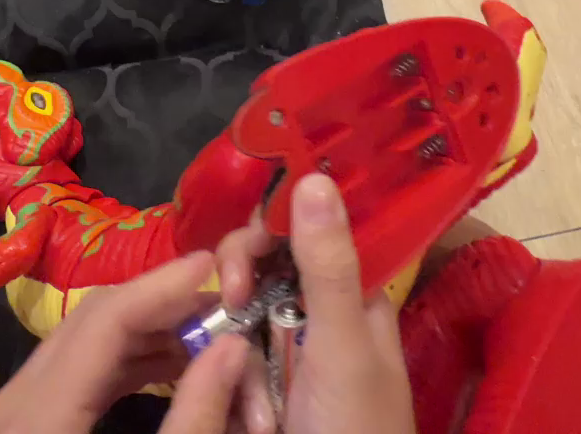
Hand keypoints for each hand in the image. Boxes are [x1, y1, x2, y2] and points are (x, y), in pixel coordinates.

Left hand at [0, 251, 250, 433]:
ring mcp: (11, 417)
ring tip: (207, 329)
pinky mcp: (23, 427)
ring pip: (83, 341)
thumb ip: (192, 423)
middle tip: (223, 295)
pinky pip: (77, 371)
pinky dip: (126, 358)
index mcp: (35, 425)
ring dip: (147, 328)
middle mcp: (12, 409)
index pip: (103, 324)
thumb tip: (231, 347)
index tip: (215, 266)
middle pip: (90, 322)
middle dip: (161, 301)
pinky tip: (167, 364)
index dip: (162, 287)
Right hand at [216, 173, 415, 433]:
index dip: (277, 217)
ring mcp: (284, 347)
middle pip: (264, 258)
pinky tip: (248, 419)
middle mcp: (316, 308)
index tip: (253, 234)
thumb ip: (328, 265)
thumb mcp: (344, 347)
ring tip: (259, 403)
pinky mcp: (257, 383)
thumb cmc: (354, 430)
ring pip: (238, 308)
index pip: (309, 224)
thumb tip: (314, 172)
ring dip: (237, 353)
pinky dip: (232, 388)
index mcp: (352, 290)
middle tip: (233, 301)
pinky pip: (226, 358)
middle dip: (242, 278)